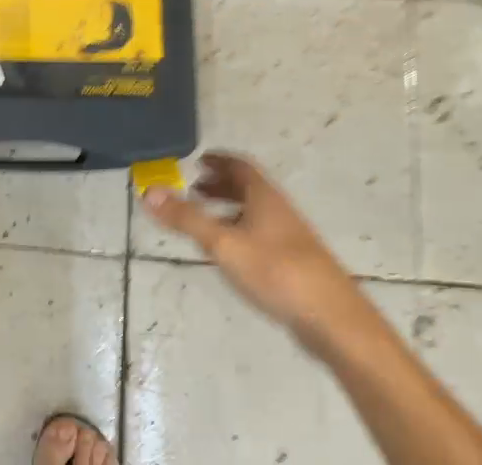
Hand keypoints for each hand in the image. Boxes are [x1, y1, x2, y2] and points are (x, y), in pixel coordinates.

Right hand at [142, 152, 367, 350]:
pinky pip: (262, 236)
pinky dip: (241, 232)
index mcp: (264, 197)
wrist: (334, 320)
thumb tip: (148, 190)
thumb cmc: (276, 271)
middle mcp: (279, 211)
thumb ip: (186, 218)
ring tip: (205, 221)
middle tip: (193, 189)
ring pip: (255, 213)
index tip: (197, 160)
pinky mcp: (295, 265)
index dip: (218, 160)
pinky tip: (231, 255)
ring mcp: (291, 239)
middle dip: (220, 185)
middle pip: (248, 188)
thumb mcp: (223, 244)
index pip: (240, 166)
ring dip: (230, 210)